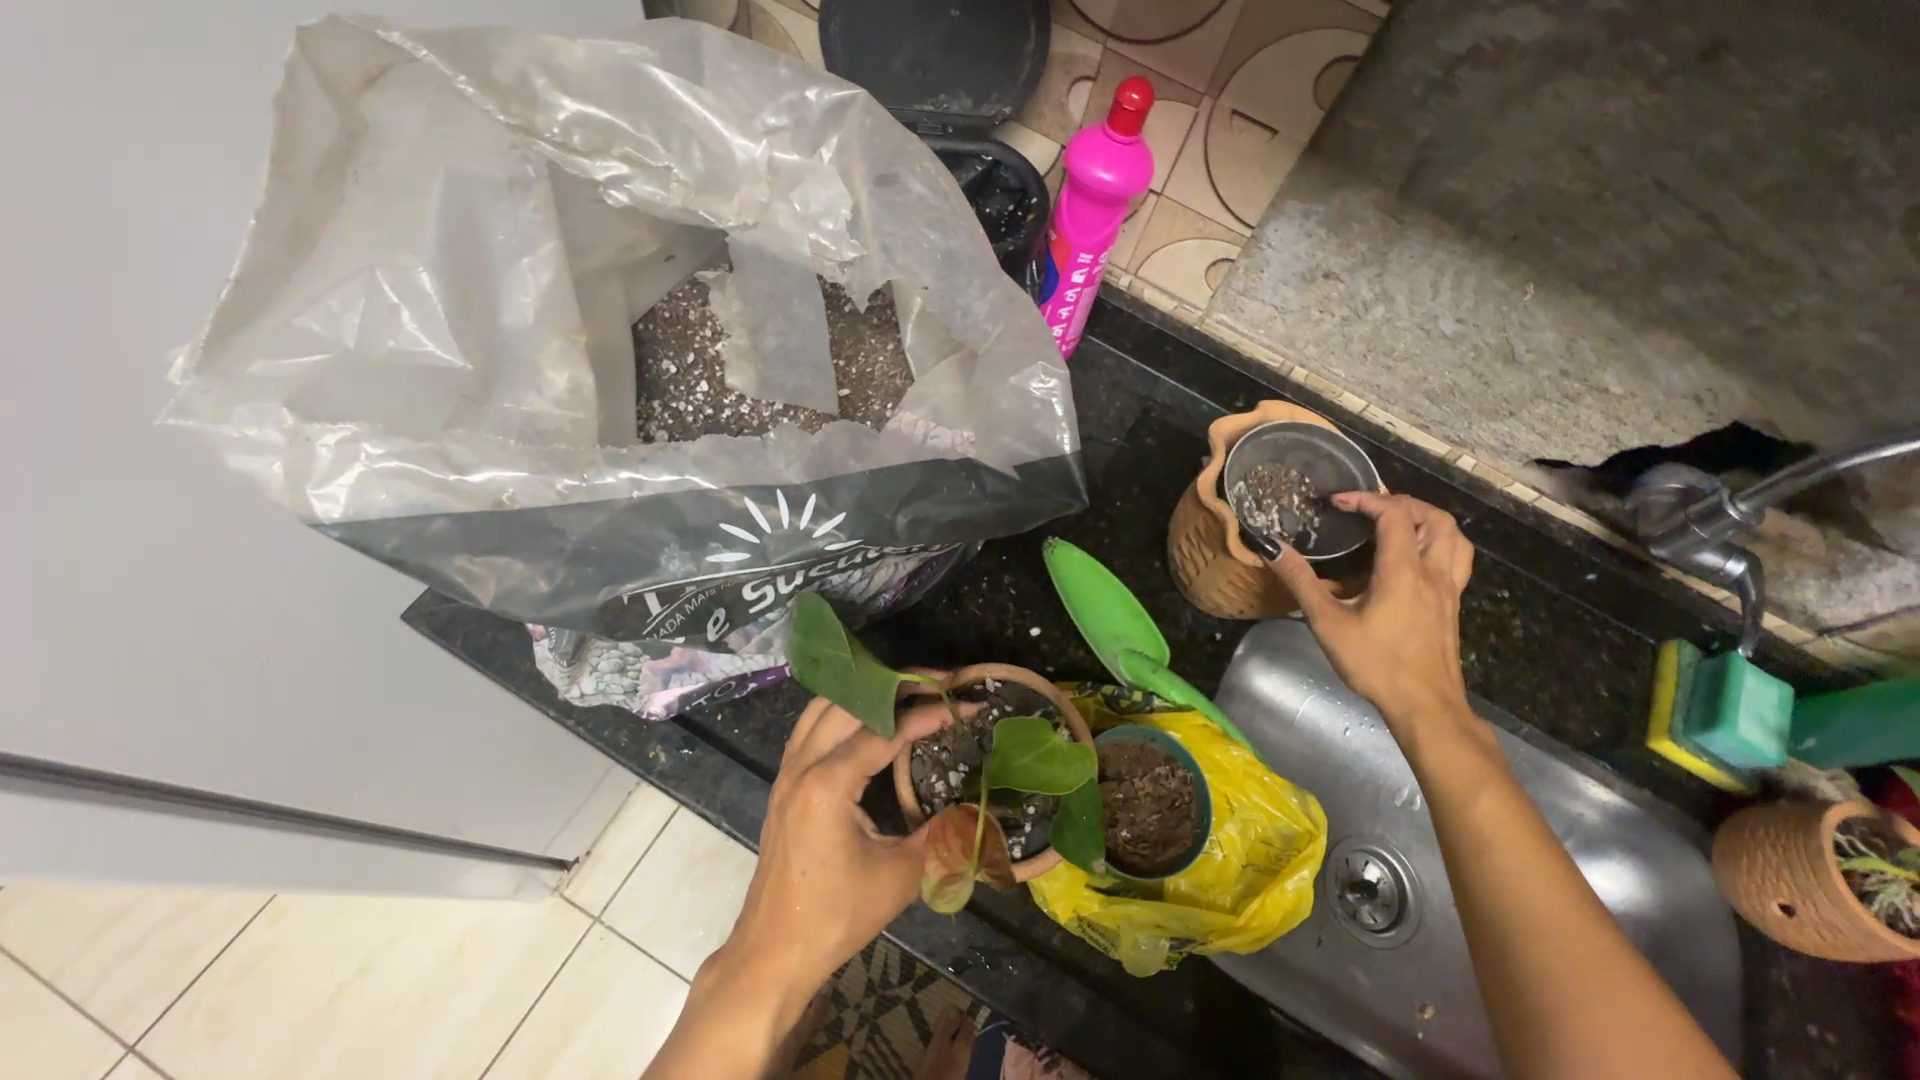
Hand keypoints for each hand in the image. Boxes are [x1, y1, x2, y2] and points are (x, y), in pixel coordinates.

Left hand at [718, 694, 966, 1003]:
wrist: (774, 951)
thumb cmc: (836, 915)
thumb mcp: (900, 877)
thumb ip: (942, 836)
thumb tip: (979, 811)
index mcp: (828, 783)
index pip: (885, 730)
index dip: (930, 713)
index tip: (968, 703)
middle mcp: (802, 766)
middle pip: (850, 701)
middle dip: (898, 685)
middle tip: (942, 681)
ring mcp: (787, 773)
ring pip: (824, 707)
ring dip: (866, 692)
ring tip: (910, 690)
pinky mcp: (784, 784)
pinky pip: (811, 727)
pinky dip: (843, 711)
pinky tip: (869, 720)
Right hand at [1268, 492, 1475, 725]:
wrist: (1424, 704)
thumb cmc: (1375, 663)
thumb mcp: (1328, 623)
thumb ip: (1301, 581)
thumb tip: (1271, 548)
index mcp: (1403, 570)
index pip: (1394, 515)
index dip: (1366, 499)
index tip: (1337, 502)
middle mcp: (1432, 572)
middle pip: (1433, 517)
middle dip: (1401, 502)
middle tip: (1369, 507)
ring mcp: (1448, 588)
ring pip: (1453, 536)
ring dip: (1426, 519)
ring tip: (1397, 522)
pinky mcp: (1452, 604)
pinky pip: (1456, 558)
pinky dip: (1439, 542)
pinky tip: (1416, 557)